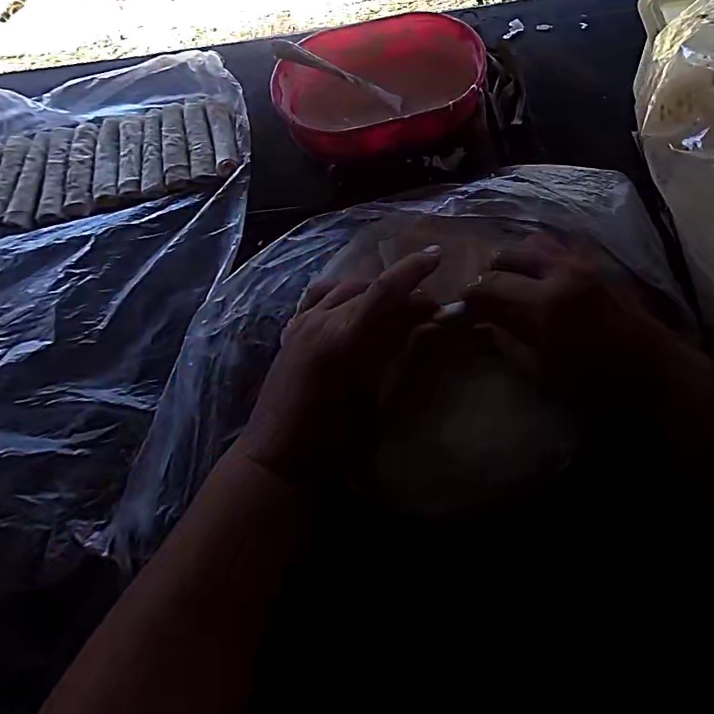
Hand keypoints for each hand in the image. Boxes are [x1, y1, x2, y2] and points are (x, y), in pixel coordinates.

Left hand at [234, 247, 443, 485]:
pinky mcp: (290, 330)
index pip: (384, 291)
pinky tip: (354, 307)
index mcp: (343, 339)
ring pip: (344, 288)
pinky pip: (318, 297)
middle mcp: (320, 320)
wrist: (276, 458)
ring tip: (394, 306)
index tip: (437, 255)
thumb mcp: (377, 403)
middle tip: (428, 310)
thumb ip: (405, 359)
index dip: (412, 269)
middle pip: (368, 290)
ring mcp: (300, 323)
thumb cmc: (332, 443)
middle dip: (401, 292)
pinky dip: (342, 294)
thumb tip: (433, 327)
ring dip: (372, 290)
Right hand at [462, 234, 713, 417]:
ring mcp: (583, 263)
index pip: (491, 284)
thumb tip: (486, 326)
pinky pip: (560, 247)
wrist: (661, 374)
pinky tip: (544, 279)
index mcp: (545, 302)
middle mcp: (561, 272)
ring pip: (534, 243)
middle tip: (488, 295)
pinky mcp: (599, 264)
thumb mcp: (544, 375)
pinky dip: (542, 257)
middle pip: (508, 255)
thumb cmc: (600, 385)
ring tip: (515, 283)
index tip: (464, 304)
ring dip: (516, 260)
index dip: (472, 294)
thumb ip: (508, 344)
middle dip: (491, 273)